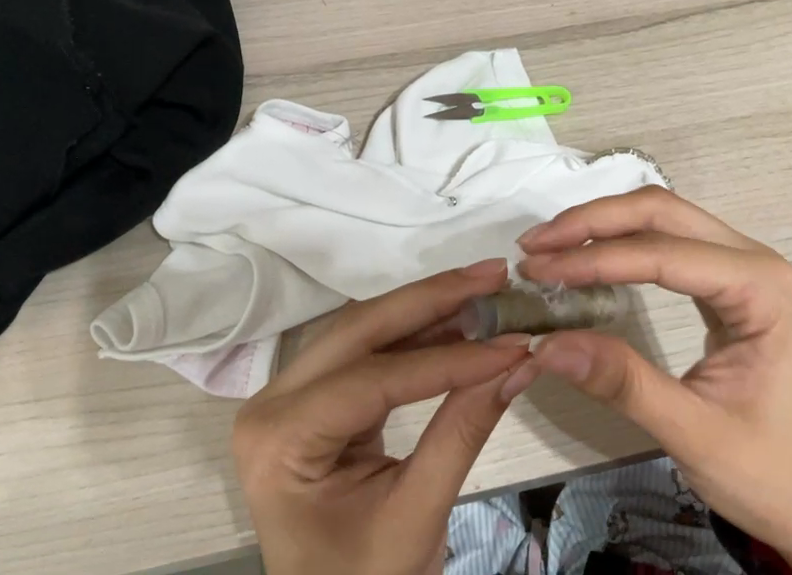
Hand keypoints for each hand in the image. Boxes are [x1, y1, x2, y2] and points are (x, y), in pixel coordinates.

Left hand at [231, 259, 535, 574]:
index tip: (511, 341)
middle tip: (493, 274)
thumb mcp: (416, 517)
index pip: (373, 378)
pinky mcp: (314, 400)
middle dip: (432, 298)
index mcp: (280, 438)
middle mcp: (273, 402)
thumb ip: (462, 433)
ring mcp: (290, 397)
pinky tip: (460, 324)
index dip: (448, 358)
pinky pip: (367, 354)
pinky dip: (417, 337)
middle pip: (360, 331)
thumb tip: (519, 363)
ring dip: (427, 309)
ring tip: (486, 290)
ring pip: (364, 331)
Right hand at [516, 187, 791, 574]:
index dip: (596, 257)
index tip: (537, 270)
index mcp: (762, 290)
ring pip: (663, 221)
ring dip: (603, 228)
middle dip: (593, 223)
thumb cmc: (770, 473)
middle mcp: (756, 262)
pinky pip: (668, 247)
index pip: (664, 254)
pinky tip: (586, 263)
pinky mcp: (727, 287)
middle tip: (534, 247)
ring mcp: (742, 270)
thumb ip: (623, 383)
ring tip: (549, 250)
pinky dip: (621, 247)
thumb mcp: (694, 434)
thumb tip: (546, 344)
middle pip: (662, 214)